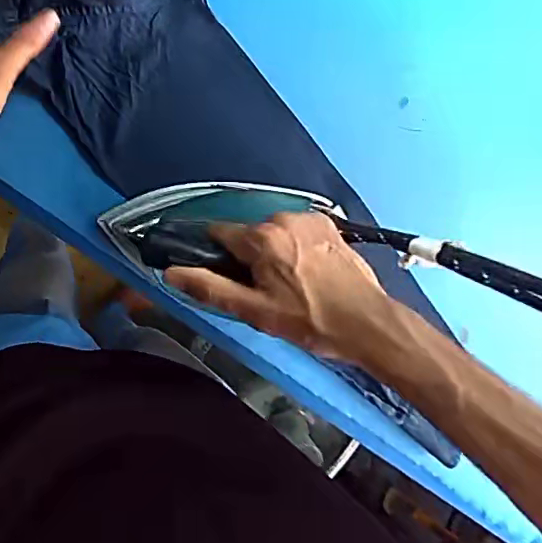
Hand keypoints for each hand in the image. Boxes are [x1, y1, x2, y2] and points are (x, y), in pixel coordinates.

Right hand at [165, 213, 391, 361]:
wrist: (369, 324)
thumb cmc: (311, 322)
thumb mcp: (256, 312)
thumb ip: (210, 288)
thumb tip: (172, 272)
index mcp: (260, 238)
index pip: (219, 234)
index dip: (219, 255)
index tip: (232, 276)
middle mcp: (281, 219)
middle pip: (249, 235)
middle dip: (251, 257)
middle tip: (268, 290)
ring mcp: (307, 218)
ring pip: (273, 231)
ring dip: (276, 250)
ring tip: (295, 283)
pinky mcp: (328, 223)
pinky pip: (297, 229)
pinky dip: (298, 244)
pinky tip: (311, 270)